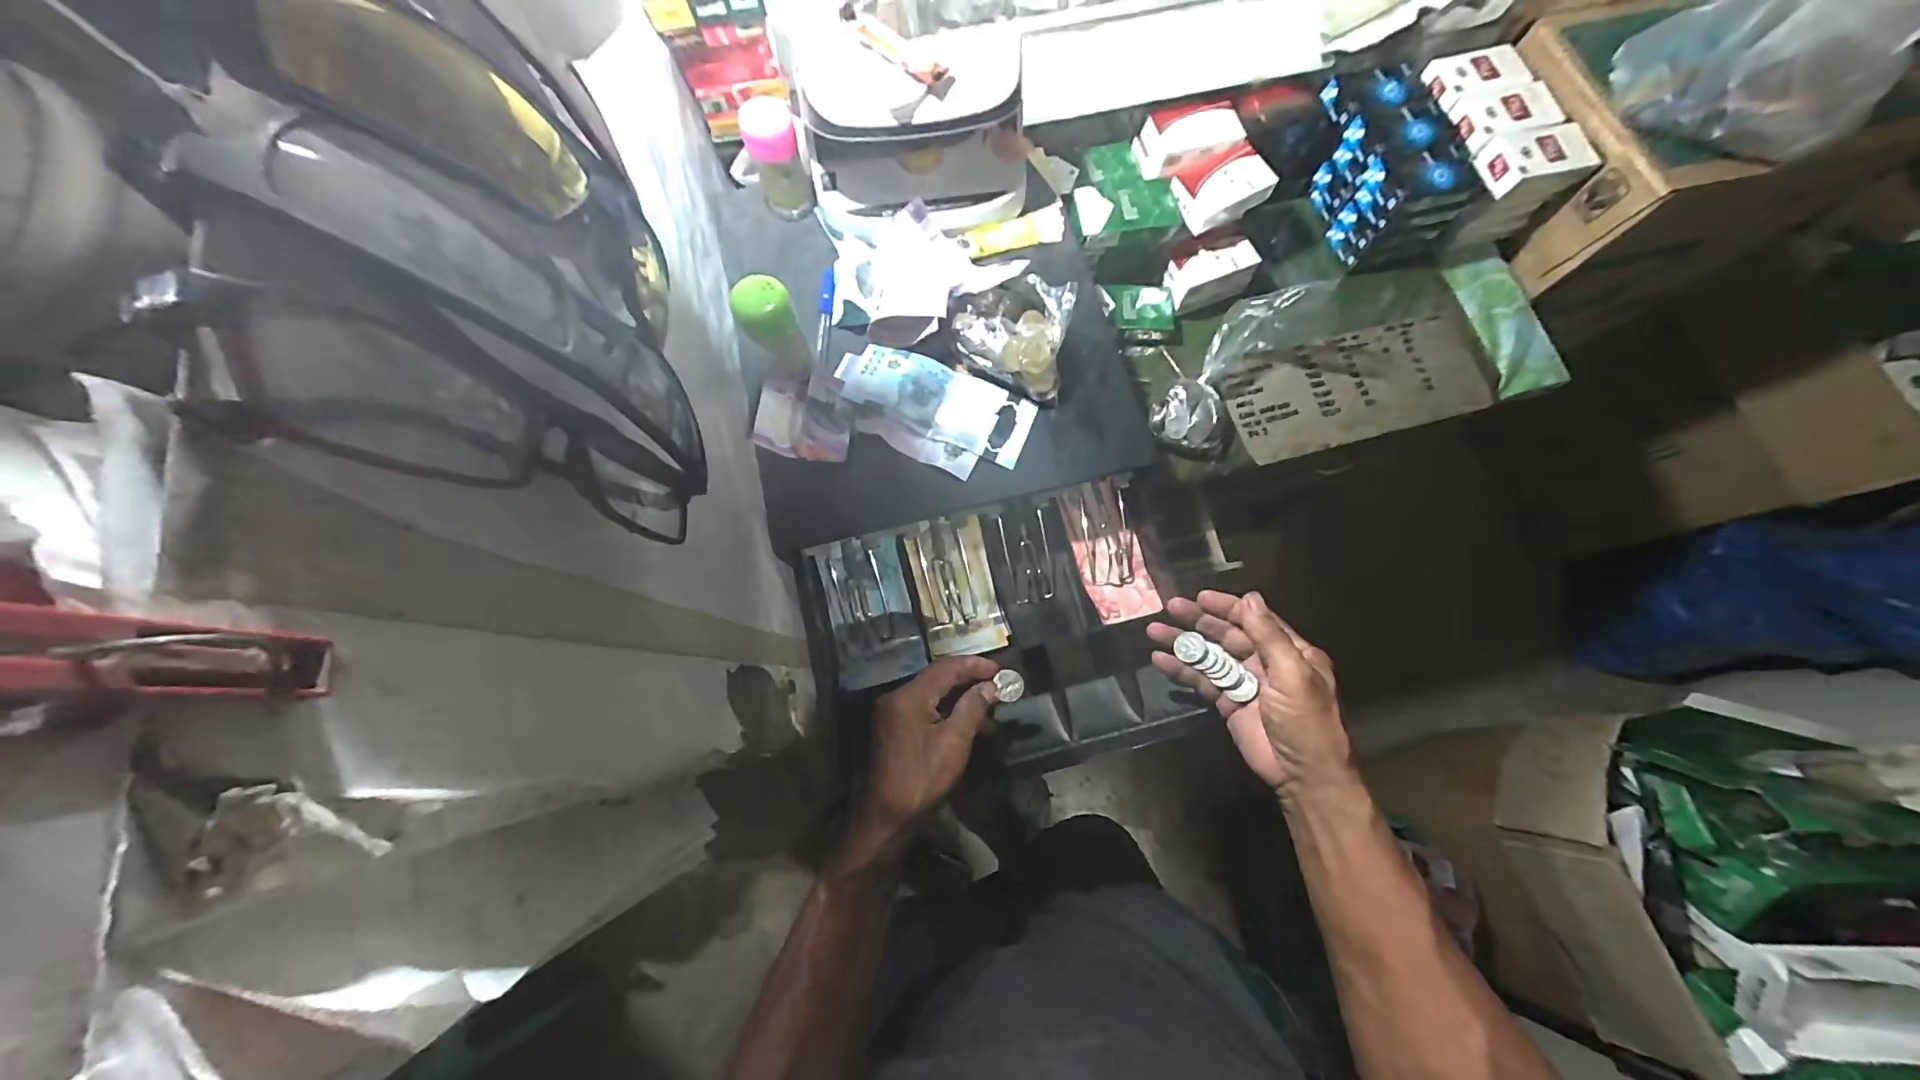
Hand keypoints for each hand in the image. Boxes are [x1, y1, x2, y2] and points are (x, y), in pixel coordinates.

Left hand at [851, 656, 1000, 854]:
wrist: (888, 816)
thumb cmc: (923, 779)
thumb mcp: (954, 742)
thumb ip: (972, 708)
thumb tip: (989, 686)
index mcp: (908, 697)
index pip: (945, 668)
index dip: (974, 665)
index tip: (999, 669)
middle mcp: (896, 697)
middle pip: (936, 676)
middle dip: (967, 676)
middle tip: (996, 679)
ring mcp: (892, 712)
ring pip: (930, 691)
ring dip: (958, 692)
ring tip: (987, 697)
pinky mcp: (893, 726)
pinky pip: (923, 705)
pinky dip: (945, 706)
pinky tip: (966, 715)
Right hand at [1148, 590, 1350, 798]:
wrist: (1303, 775)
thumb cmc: (1305, 722)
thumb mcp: (1293, 674)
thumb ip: (1269, 636)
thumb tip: (1250, 598)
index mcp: (1289, 652)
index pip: (1254, 620)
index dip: (1226, 606)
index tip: (1198, 597)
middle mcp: (1266, 663)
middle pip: (1227, 634)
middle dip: (1198, 620)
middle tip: (1170, 607)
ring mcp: (1245, 684)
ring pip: (1210, 656)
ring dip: (1184, 643)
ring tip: (1155, 631)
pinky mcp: (1228, 704)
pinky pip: (1202, 681)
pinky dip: (1182, 670)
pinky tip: (1161, 660)